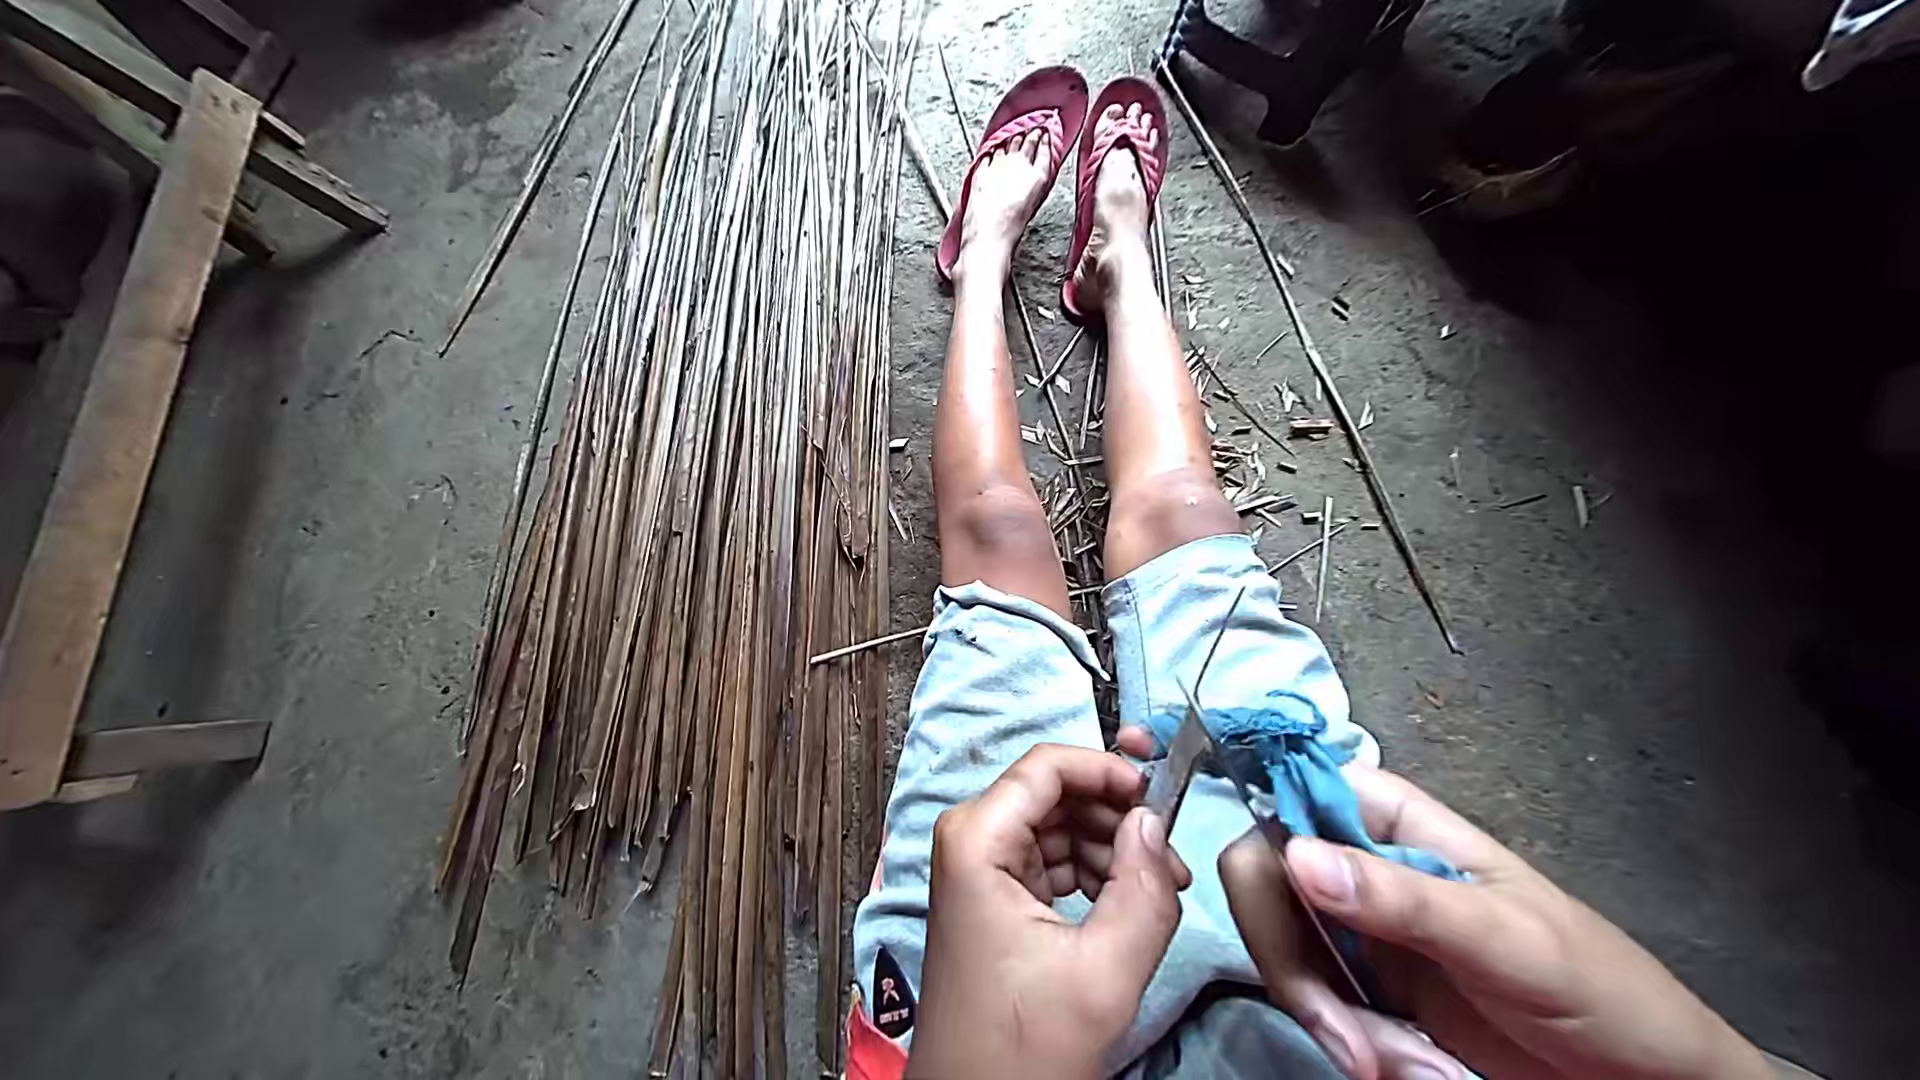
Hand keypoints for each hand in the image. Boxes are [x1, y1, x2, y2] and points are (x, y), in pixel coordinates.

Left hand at [907, 744, 1191, 1078]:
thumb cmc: (1022, 1047)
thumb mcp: (1101, 976)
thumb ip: (1142, 892)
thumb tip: (1153, 821)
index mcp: (978, 835)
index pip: (1047, 765)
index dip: (1105, 770)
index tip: (1156, 797)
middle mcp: (971, 834)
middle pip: (1055, 793)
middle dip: (1115, 817)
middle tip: (1168, 861)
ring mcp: (980, 861)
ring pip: (1058, 823)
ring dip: (1109, 847)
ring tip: (1157, 890)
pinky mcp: (994, 888)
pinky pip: (1050, 856)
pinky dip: (1091, 871)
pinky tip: (1123, 903)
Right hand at [1220, 765, 1773, 1079]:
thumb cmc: (1601, 990)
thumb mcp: (1508, 942)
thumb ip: (1403, 897)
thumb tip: (1294, 856)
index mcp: (1377, 810)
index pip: (1280, 802)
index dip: (1265, 854)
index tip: (1283, 928)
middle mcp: (1345, 848)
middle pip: (1261, 879)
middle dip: (1292, 963)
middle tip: (1345, 1040)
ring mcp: (1344, 909)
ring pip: (1277, 941)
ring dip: (1326, 1014)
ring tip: (1402, 1066)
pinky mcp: (1351, 968)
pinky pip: (1307, 988)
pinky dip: (1341, 1035)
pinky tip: (1402, 1064)